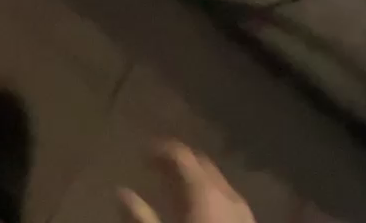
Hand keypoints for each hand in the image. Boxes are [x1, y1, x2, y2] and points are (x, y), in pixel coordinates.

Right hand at [118, 142, 257, 222]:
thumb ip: (141, 216)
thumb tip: (121, 192)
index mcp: (205, 191)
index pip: (180, 153)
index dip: (159, 149)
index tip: (142, 154)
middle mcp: (227, 193)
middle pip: (200, 163)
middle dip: (178, 163)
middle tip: (155, 169)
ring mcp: (244, 212)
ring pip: (215, 183)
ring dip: (194, 181)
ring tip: (173, 193)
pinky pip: (226, 201)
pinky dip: (209, 198)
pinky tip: (198, 214)